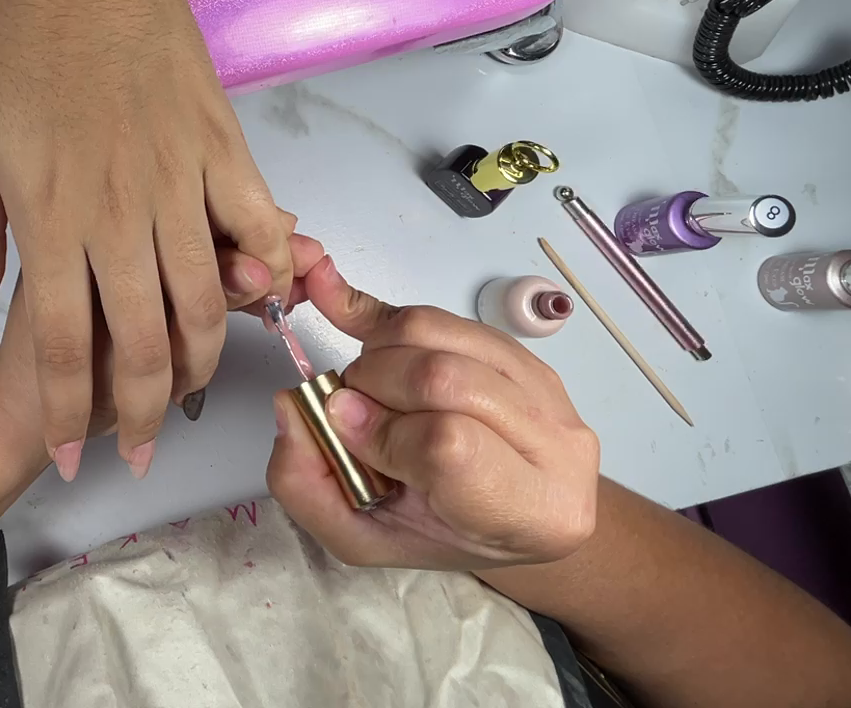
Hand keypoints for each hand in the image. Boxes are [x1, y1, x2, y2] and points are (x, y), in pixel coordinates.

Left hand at [0, 0, 292, 481]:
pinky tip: (257, 298)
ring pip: (203, 300)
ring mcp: (180, 183)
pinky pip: (256, 225)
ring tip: (185, 392)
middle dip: (138, 411)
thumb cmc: (19, 54)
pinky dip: (264, 270)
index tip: (67, 455)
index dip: (64, 412)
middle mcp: (120, 216)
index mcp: (52, 218)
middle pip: (140, 342)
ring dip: (198, 361)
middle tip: (135, 447)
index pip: (60, 343)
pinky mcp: (222, 149)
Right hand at [267, 257, 598, 569]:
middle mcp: (557, 446)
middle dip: (372, 383)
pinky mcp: (517, 348)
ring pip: (435, 332)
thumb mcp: (361, 538)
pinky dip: (378, 318)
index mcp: (533, 513)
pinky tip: (343, 311)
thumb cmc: (436, 530)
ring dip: (377, 351)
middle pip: (441, 377)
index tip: (346, 432)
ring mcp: (544, 387)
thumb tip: (292, 406)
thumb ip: (308, 487)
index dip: (382, 432)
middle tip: (352, 408)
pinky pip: (435, 313)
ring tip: (371, 385)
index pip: (449, 445)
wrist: (501, 509)